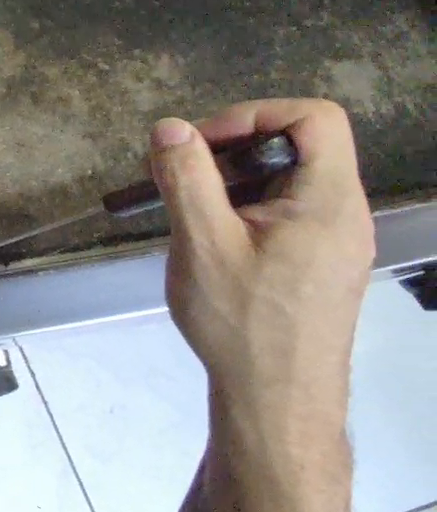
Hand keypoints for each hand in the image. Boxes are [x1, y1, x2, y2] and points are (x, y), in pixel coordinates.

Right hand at [152, 99, 373, 511]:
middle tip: (174, 176)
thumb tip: (170, 127)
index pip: (315, 118)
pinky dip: (232, 204)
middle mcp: (340, 214)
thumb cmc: (241, 317)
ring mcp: (328, 238)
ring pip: (278, 176)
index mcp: (328, 203)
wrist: (274, 396)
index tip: (199, 144)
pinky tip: (200, 232)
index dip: (251, 115)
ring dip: (221, 177)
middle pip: (292, 144)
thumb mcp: (202, 241)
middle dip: (224, 147)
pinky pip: (275, 207)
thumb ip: (187, 177)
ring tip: (179, 206)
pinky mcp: (310, 258)